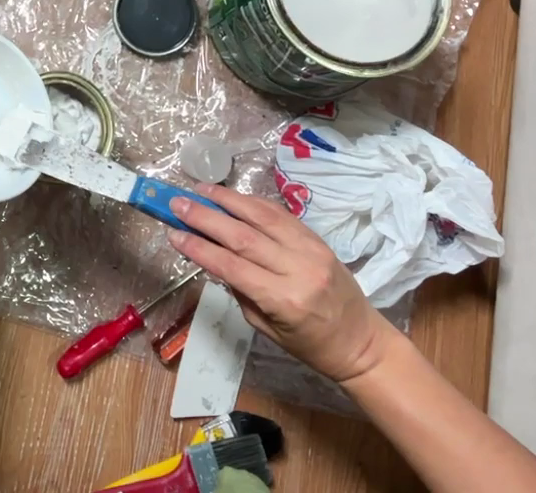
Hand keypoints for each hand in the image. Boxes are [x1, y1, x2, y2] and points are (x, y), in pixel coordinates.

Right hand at [167, 183, 393, 384]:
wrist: (363, 342)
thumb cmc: (312, 345)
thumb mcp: (266, 329)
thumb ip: (240, 291)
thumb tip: (212, 257)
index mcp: (284, 299)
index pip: (232, 267)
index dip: (199, 247)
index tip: (172, 233)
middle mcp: (298, 268)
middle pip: (243, 235)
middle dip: (206, 217)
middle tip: (178, 202)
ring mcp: (311, 249)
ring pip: (262, 215)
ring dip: (228, 199)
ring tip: (200, 189)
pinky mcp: (317, 238)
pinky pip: (280, 214)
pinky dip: (253, 202)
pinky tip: (233, 197)